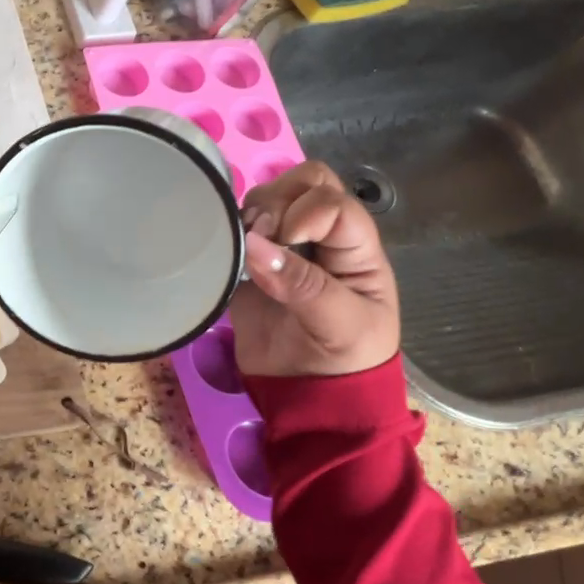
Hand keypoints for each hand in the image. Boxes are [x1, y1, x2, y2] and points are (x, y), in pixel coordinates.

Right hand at [229, 161, 400, 377]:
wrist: (306, 398)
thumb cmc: (340, 363)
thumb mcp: (339, 325)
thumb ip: (302, 284)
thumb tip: (253, 243)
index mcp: (357, 251)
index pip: (333, 202)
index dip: (306, 210)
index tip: (286, 239)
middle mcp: (322, 241)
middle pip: (306, 184)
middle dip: (278, 198)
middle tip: (259, 230)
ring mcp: (284, 250)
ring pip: (269, 199)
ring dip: (252, 211)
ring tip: (241, 242)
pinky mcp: (250, 266)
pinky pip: (238, 230)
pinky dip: (229, 229)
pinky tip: (226, 246)